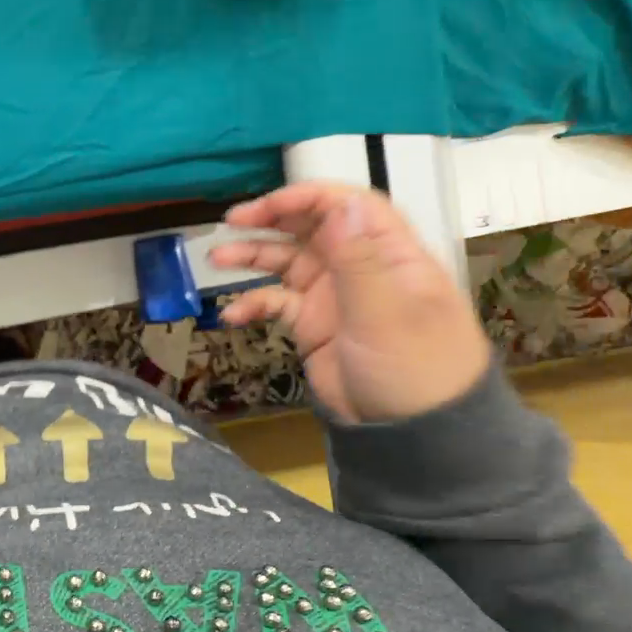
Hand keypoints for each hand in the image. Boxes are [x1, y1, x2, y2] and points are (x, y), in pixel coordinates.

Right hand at [208, 182, 491, 423]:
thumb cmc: (414, 368)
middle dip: (271, 220)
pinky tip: (234, 316)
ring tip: (217, 261)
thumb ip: (359, 259)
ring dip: (253, 257)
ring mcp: (334, 296)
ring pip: (287, 261)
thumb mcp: (387, 313)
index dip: (306, 197)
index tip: (265, 207)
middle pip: (311, 227)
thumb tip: (339, 204)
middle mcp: (359, 266)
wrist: (413, 434)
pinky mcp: (313, 324)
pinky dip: (253, 304)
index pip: (348, 206)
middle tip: (230, 223)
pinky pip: (276, 303)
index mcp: (390, 254)